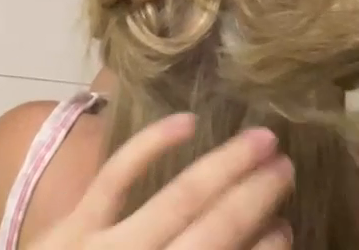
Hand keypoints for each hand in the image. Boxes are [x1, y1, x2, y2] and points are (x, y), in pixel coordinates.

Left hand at [35, 114, 293, 248]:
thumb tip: (249, 249)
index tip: (288, 229)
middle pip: (215, 231)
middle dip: (256, 198)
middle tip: (287, 166)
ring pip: (180, 198)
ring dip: (227, 166)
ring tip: (261, 140)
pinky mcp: (70, 228)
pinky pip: (116, 175)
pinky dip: (152, 144)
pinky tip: (187, 122)